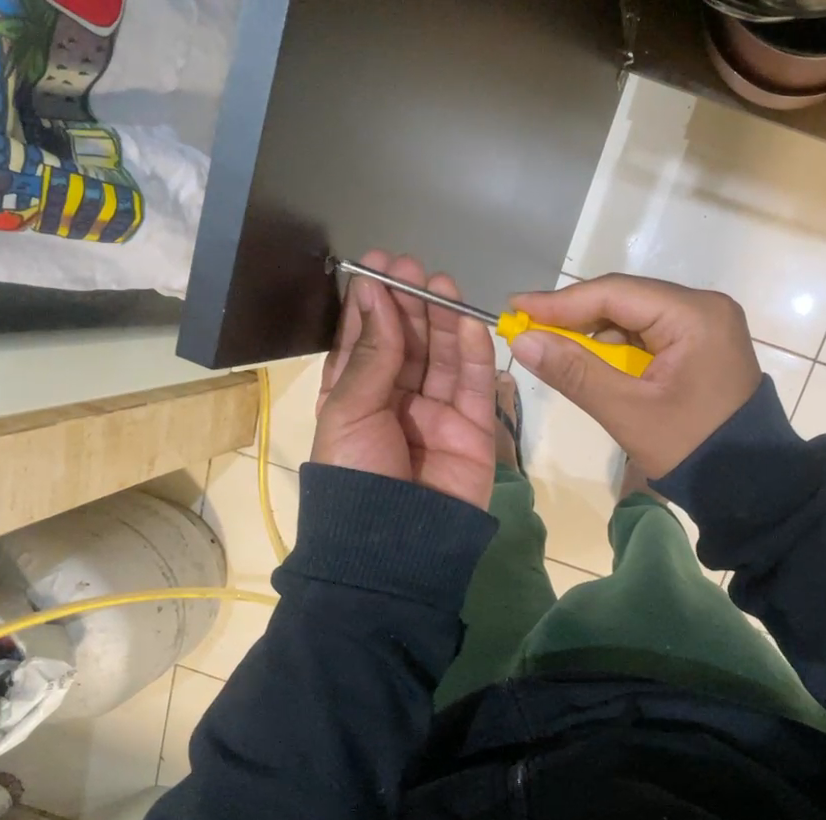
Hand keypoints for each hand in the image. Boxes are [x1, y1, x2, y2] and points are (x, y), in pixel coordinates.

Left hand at [312, 252, 496, 509]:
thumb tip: (375, 292)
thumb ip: (371, 353)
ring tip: (441, 283)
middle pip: (408, 344)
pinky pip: (477, 386)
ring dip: (443, 320)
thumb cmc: (356, 476)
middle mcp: (397, 402)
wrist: (396, 546)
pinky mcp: (474, 429)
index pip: (365, 342)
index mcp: (355, 399)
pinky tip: (468, 321)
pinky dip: (475, 353)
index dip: (372, 305)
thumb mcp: (348, 412)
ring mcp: (438, 415)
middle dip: (409, 305)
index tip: (377, 266)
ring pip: (444, 359)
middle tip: (411, 267)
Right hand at [507, 275, 760, 478]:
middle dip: (577, 320)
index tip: (515, 308)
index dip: (560, 302)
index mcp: (694, 315)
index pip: (615, 293)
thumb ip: (575, 371)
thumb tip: (522, 340)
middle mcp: (705, 308)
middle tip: (529, 333)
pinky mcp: (706, 348)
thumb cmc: (689, 448)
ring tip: (560, 356)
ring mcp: (709, 327)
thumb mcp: (627, 411)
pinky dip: (622, 351)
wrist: (747, 486)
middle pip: (627, 301)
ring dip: (598, 337)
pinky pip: (653, 338)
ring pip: (637, 319)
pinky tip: (598, 368)